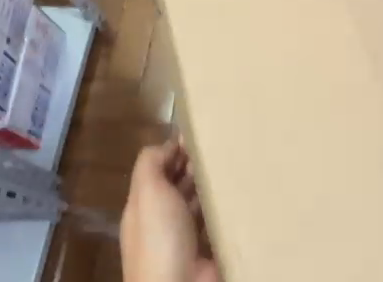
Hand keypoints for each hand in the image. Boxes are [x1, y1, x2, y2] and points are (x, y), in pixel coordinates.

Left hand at [121, 140, 219, 281]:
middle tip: (220, 145)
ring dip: (212, 185)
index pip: (157, 169)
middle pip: (179, 184)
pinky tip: (239, 192)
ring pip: (199, 202)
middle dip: (196, 165)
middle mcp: (162, 220)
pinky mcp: (208, 249)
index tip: (199, 134)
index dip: (174, 149)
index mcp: (143, 205)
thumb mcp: (146, 192)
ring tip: (233, 163)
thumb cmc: (159, 237)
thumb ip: (151, 163)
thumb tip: (168, 144)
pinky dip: (225, 208)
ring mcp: (185, 237)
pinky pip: (216, 222)